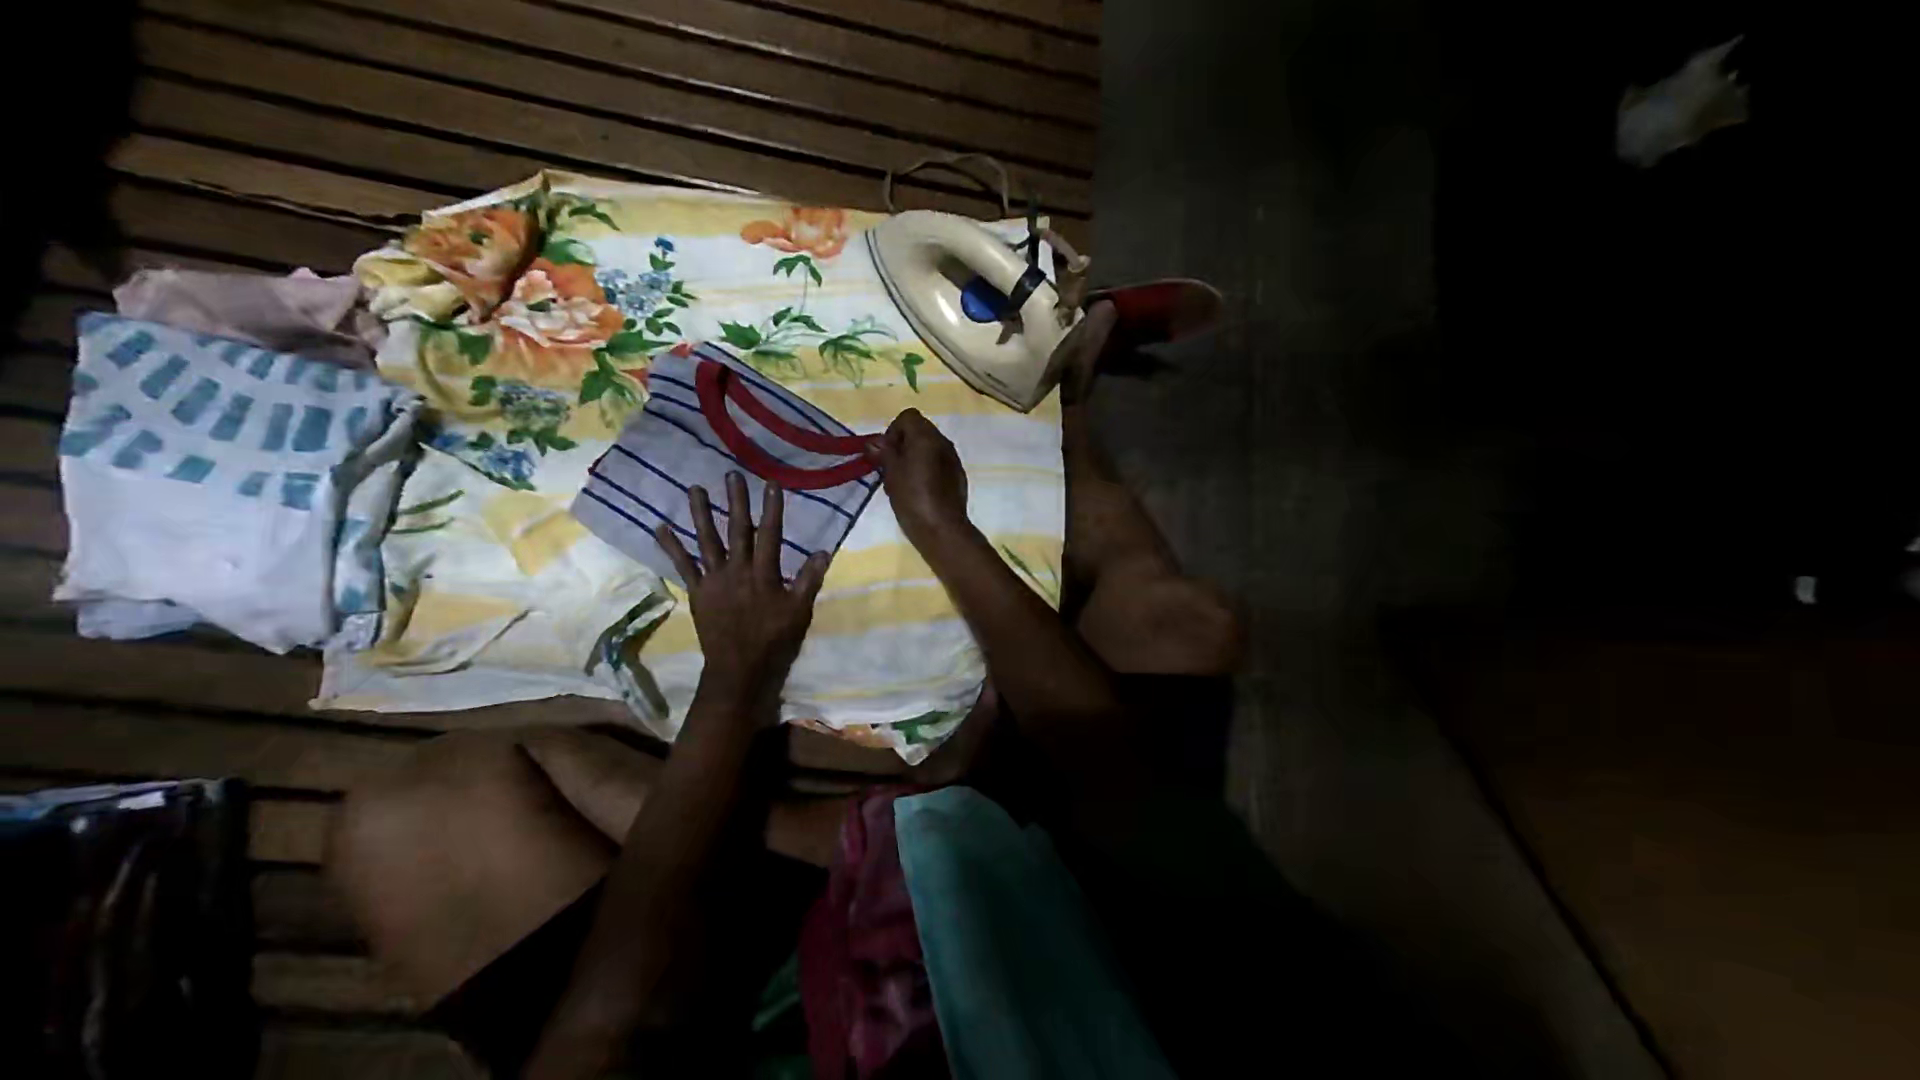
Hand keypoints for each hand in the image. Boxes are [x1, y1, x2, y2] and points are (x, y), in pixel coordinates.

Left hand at [654, 472, 828, 718]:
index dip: (772, 508)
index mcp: (764, 573)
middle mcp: (737, 570)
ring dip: (701, 514)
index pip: (770, 534)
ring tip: (695, 489)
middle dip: (736, 501)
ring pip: (706, 541)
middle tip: (731, 475)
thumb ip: (809, 580)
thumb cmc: (773, 639)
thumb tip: (823, 551)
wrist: (738, 668)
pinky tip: (660, 528)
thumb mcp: (799, 611)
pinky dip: (671, 547)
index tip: (771, 484)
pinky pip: (683, 566)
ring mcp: (714, 580)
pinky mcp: (698, 592)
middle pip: (737, 530)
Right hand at [868, 409, 970, 546]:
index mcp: (926, 436)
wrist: (942, 528)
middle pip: (920, 430)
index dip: (893, 431)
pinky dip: (927, 468)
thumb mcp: (891, 473)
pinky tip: (920, 489)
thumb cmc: (912, 497)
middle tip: (892, 466)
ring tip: (904, 480)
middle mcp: (943, 442)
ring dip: (915, 456)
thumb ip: (883, 453)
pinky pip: (938, 462)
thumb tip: (873, 442)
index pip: (908, 416)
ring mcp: (953, 458)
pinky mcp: (958, 475)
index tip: (886, 453)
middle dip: (903, 443)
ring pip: (929, 447)